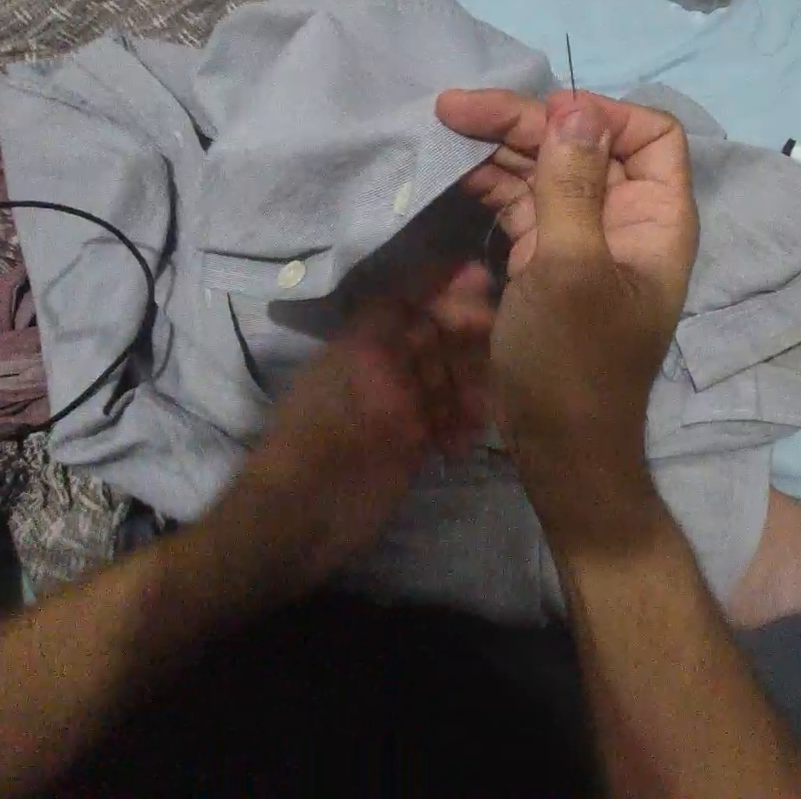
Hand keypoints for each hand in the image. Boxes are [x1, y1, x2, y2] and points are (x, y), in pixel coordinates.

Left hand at [205, 262, 494, 585]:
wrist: (293, 525)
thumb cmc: (317, 443)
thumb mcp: (349, 373)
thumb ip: (384, 328)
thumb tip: (422, 285)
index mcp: (361, 347)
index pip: (408, 302)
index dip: (443, 286)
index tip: (481, 275)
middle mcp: (382, 371)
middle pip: (435, 339)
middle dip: (471, 333)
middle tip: (506, 330)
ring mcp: (397, 410)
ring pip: (448, 380)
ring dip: (475, 384)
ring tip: (491, 399)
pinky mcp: (409, 446)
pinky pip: (447, 423)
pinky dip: (463, 425)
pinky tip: (468, 439)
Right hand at [436, 89, 698, 550]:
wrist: (558, 445)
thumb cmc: (574, 363)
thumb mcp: (571, 269)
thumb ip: (573, 185)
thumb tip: (576, 109)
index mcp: (656, 218)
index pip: (649, 134)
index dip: (600, 114)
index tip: (542, 116)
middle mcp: (625, 219)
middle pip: (583, 145)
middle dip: (526, 123)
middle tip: (454, 107)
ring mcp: (583, 237)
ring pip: (547, 171)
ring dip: (500, 148)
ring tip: (444, 126)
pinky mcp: (547, 257)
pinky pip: (522, 203)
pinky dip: (491, 186)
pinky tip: (455, 172)